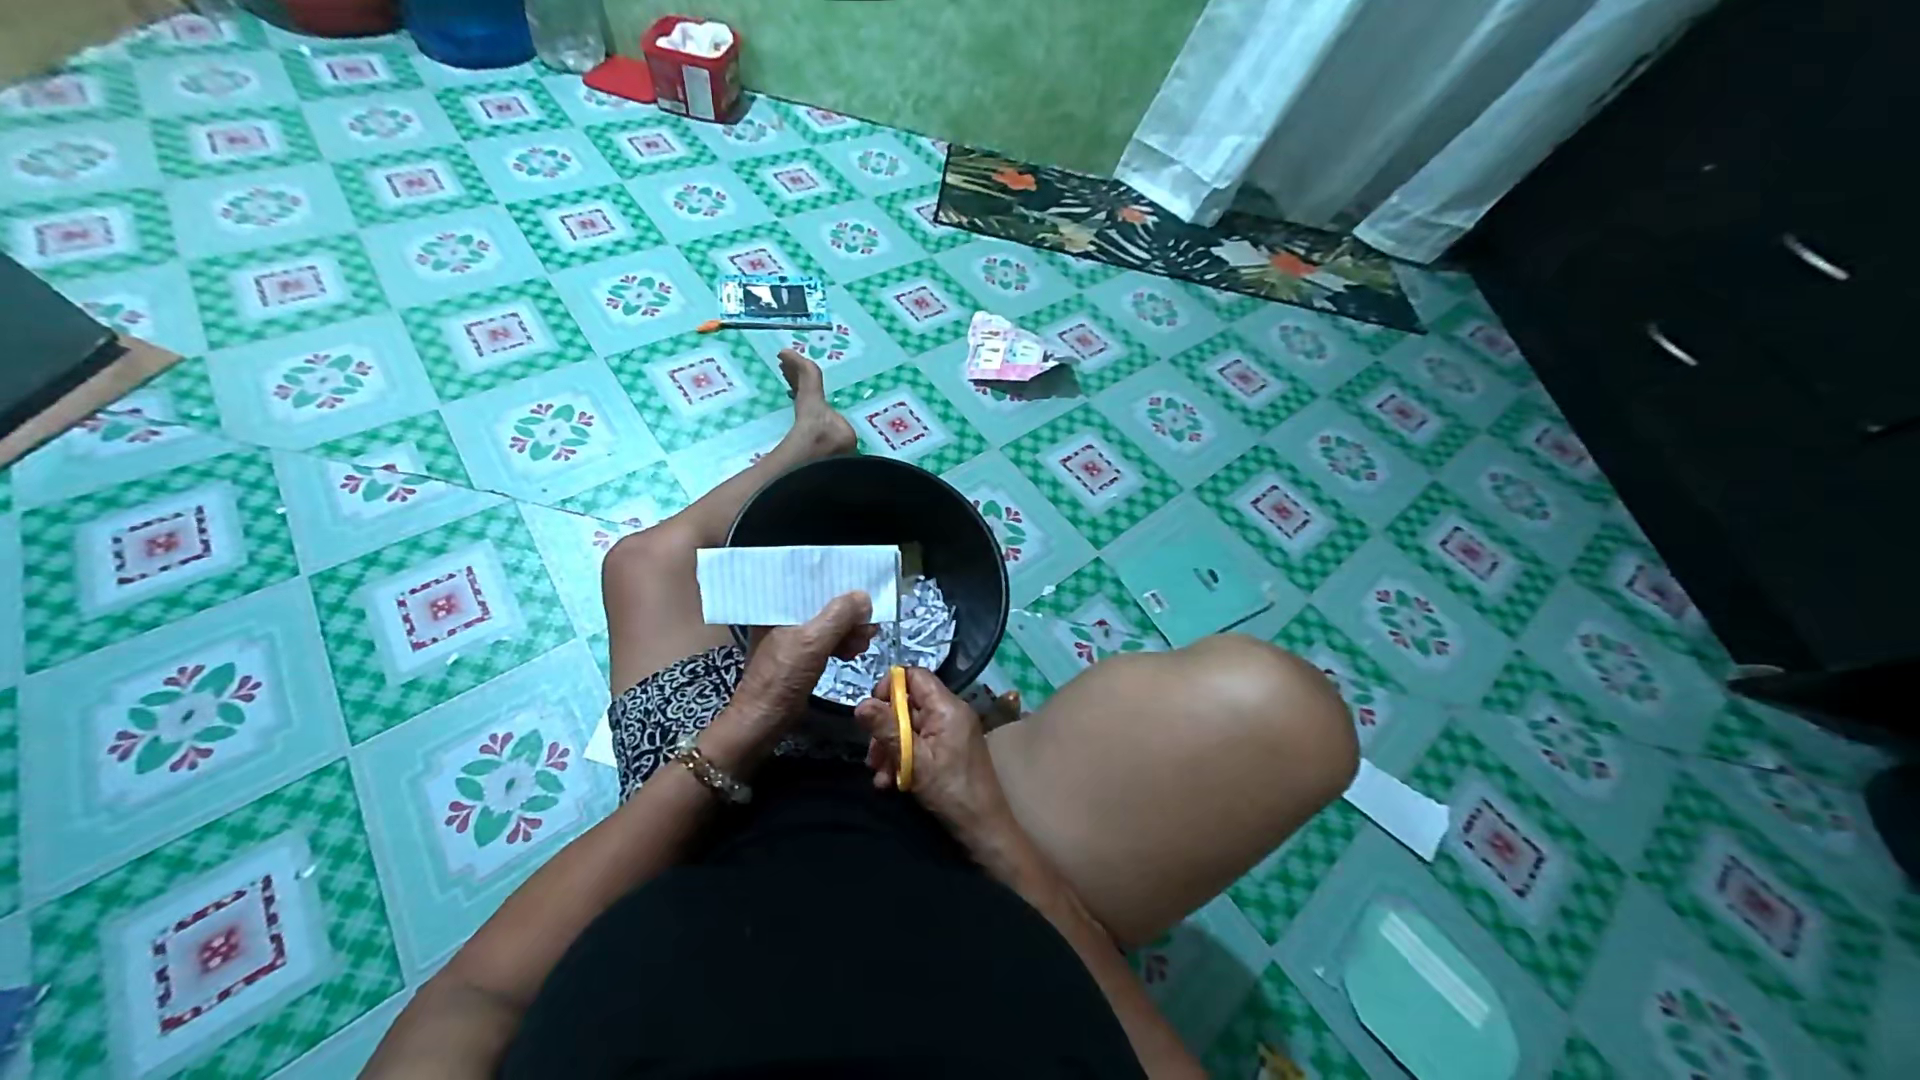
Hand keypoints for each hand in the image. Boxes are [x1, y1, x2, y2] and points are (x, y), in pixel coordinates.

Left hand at [730, 591, 875, 726]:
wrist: (762, 722)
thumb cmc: (782, 678)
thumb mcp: (812, 642)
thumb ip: (839, 616)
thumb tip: (864, 597)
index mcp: (776, 605)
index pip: (811, 582)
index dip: (840, 586)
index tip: (864, 597)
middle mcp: (782, 616)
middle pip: (823, 604)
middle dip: (849, 614)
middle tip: (869, 627)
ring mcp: (790, 636)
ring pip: (827, 624)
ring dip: (849, 630)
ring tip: (863, 643)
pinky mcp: (798, 655)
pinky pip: (825, 640)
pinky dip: (841, 644)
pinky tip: (852, 652)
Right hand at [853, 667, 1014, 844]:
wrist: (983, 828)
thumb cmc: (951, 791)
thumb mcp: (913, 760)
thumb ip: (888, 730)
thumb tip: (861, 704)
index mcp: (947, 707)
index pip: (915, 675)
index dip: (889, 687)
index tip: (872, 711)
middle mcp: (950, 713)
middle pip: (908, 704)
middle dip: (885, 729)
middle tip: (873, 756)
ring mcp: (950, 733)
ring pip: (910, 728)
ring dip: (890, 749)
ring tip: (880, 775)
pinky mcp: (949, 750)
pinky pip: (919, 744)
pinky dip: (903, 759)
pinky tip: (891, 782)